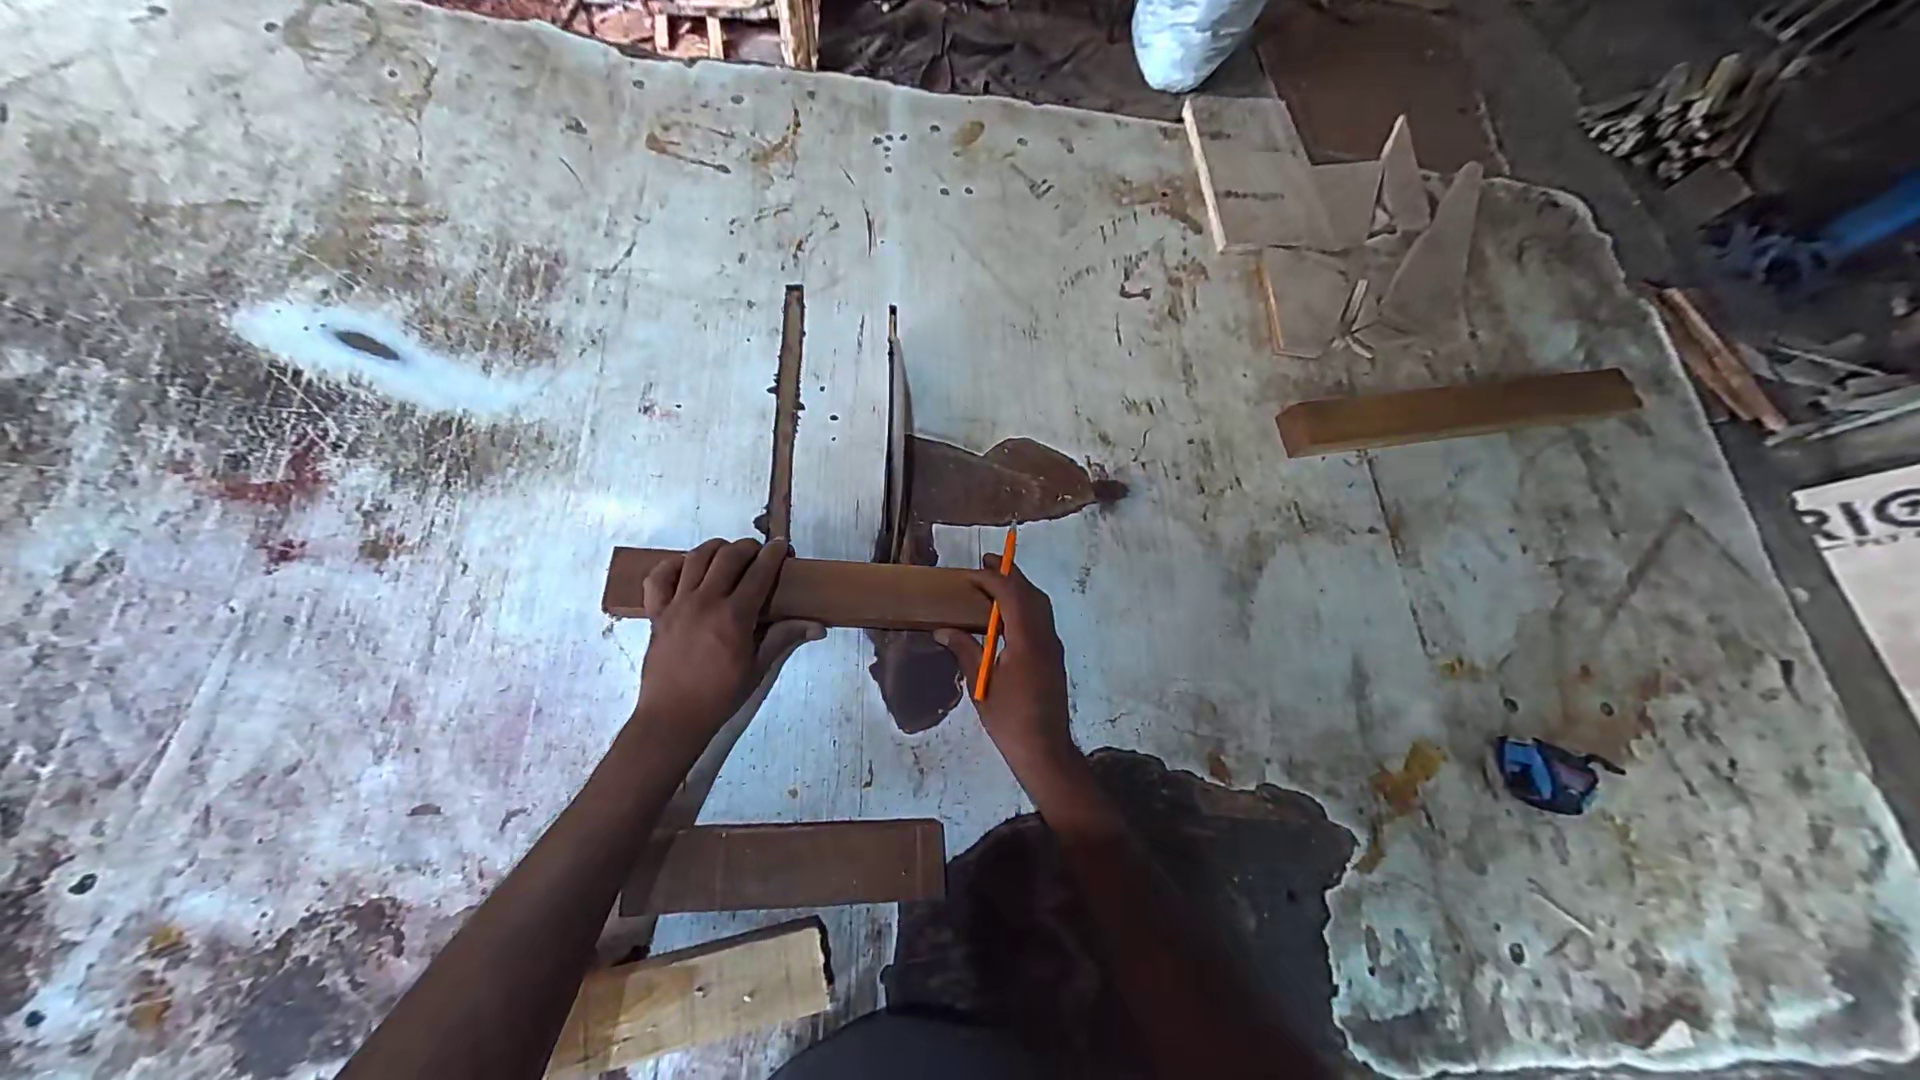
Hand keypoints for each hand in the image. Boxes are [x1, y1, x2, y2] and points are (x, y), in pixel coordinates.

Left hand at [634, 538, 822, 746]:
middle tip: (760, 553)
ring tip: (728, 554)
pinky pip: (659, 577)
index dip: (774, 554)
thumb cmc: (720, 695)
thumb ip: (784, 638)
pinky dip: (673, 564)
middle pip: (728, 556)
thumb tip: (819, 627)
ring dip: (716, 549)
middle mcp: (705, 602)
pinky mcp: (656, 612)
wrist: (673, 716)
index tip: (782, 545)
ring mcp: (677, 604)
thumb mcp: (758, 667)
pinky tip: (687, 568)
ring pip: (696, 558)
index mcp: (734, 616)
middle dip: (748, 547)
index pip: (759, 572)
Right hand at [935, 554, 1077, 780]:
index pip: (1012, 595)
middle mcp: (1045, 637)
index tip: (971, 573)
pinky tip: (1007, 614)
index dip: (992, 579)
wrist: (1044, 749)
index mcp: (1027, 639)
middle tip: (988, 561)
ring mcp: (1052, 647)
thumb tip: (943, 630)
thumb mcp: (981, 684)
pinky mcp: (1052, 657)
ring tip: (996, 582)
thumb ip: (965, 651)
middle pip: (1031, 593)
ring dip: (1020, 588)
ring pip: (1040, 605)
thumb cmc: (1009, 719)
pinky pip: (1041, 619)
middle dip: (1010, 574)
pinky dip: (1025, 606)